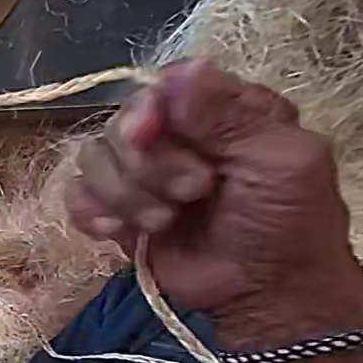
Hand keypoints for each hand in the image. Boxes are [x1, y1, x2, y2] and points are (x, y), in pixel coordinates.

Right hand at [68, 60, 362, 346]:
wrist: (259, 293)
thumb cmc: (287, 224)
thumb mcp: (280, 161)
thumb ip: (231, 115)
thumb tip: (182, 68)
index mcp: (216, 112)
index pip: (158, 88)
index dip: (145, 110)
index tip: (151, 133)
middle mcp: (170, 136)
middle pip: (118, 125)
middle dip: (146, 164)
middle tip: (192, 193)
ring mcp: (136, 175)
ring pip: (91, 161)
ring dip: (125, 195)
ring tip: (163, 222)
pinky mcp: (112, 211)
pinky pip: (75, 197)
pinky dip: (90, 213)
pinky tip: (116, 233)